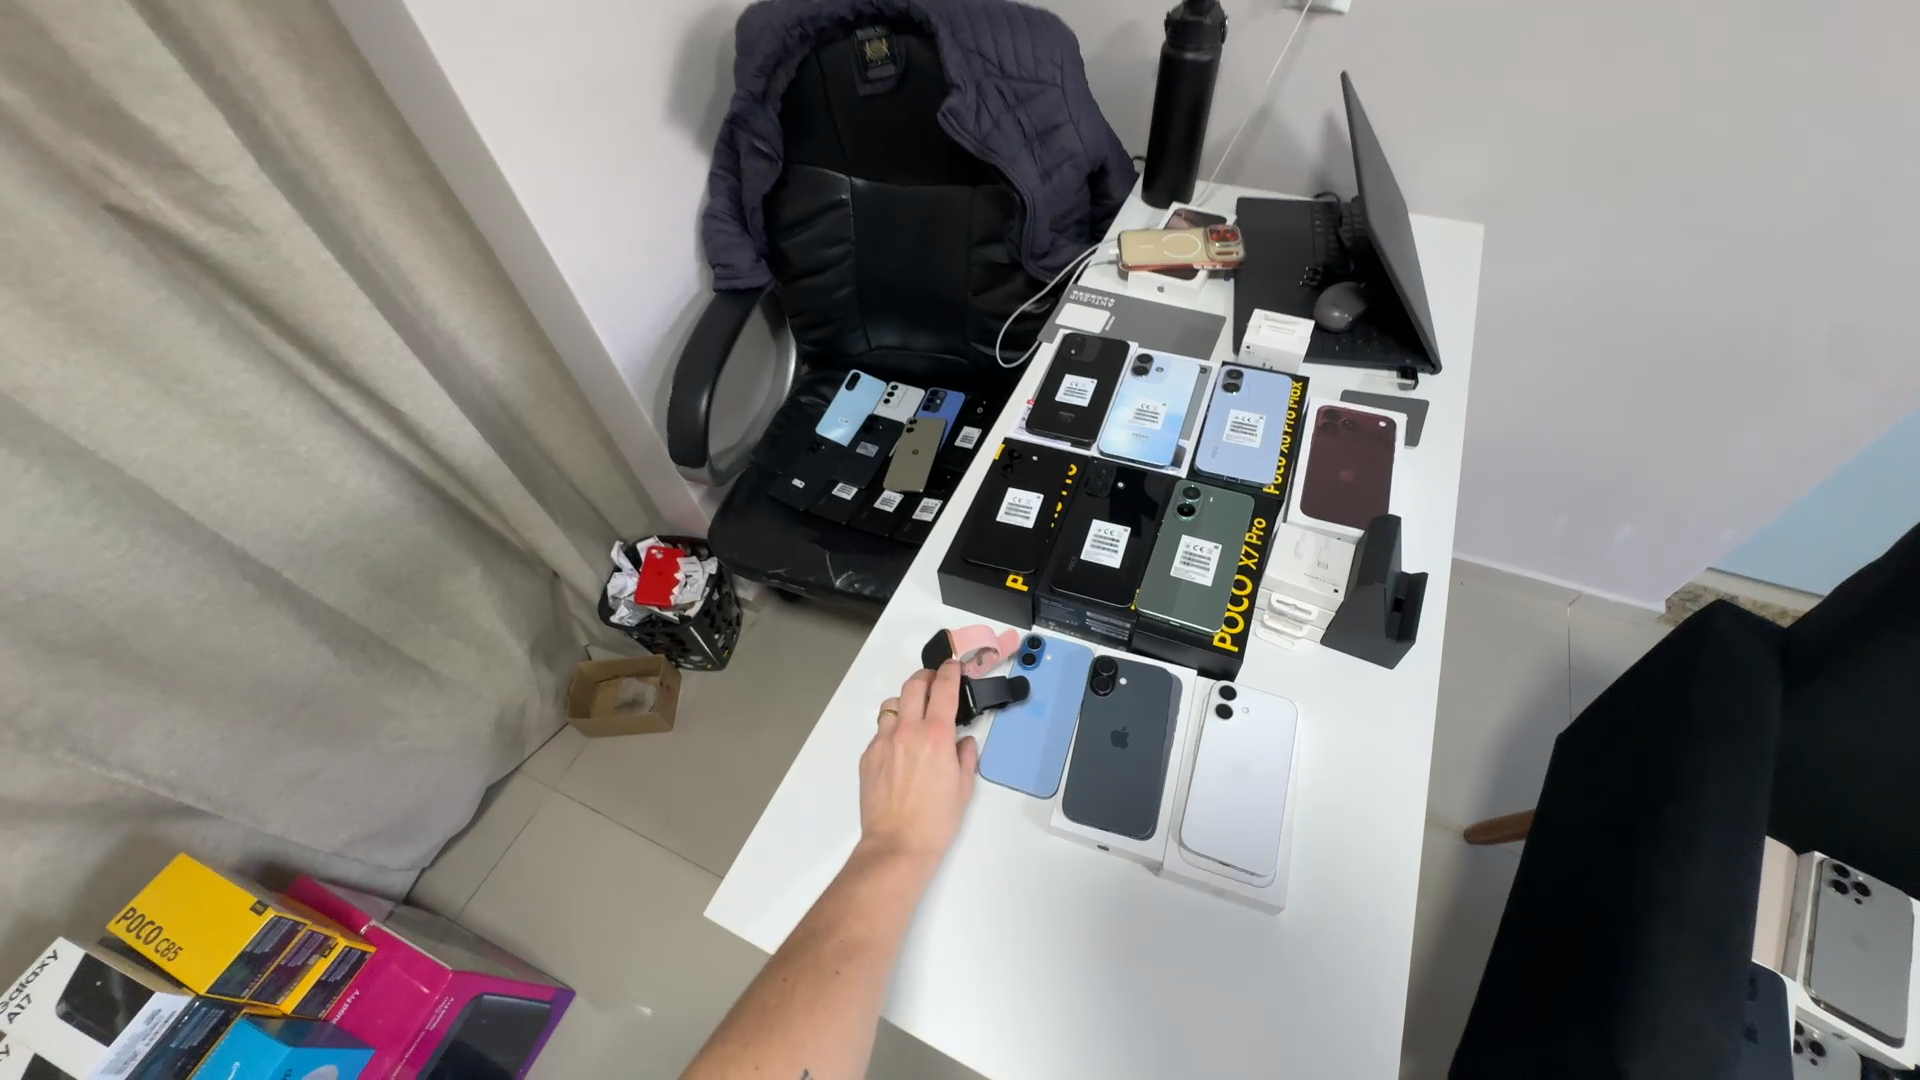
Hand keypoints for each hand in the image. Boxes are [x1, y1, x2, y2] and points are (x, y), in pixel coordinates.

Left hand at [857, 661, 978, 867]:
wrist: (897, 846)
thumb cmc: (935, 822)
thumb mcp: (963, 788)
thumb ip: (965, 756)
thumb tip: (963, 743)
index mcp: (936, 736)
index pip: (943, 689)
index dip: (950, 671)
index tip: (953, 666)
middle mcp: (908, 732)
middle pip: (914, 686)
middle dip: (926, 677)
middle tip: (934, 681)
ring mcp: (884, 742)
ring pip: (893, 705)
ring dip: (906, 702)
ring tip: (915, 714)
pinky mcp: (869, 756)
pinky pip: (881, 731)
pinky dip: (892, 730)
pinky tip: (900, 747)